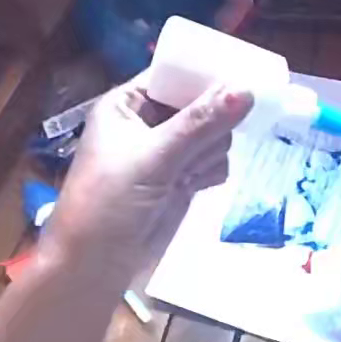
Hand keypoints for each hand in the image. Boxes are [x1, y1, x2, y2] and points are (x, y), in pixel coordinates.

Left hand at [39, 72, 253, 285]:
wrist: (94, 266)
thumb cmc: (109, 202)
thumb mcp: (153, 158)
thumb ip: (200, 124)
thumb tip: (246, 90)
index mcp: (127, 105)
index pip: (172, 75)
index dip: (204, 76)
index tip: (241, 78)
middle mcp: (147, 123)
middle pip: (200, 105)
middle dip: (208, 124)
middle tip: (199, 144)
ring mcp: (165, 153)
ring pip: (212, 135)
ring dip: (207, 153)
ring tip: (185, 175)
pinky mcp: (179, 180)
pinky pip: (212, 162)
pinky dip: (208, 173)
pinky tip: (192, 187)